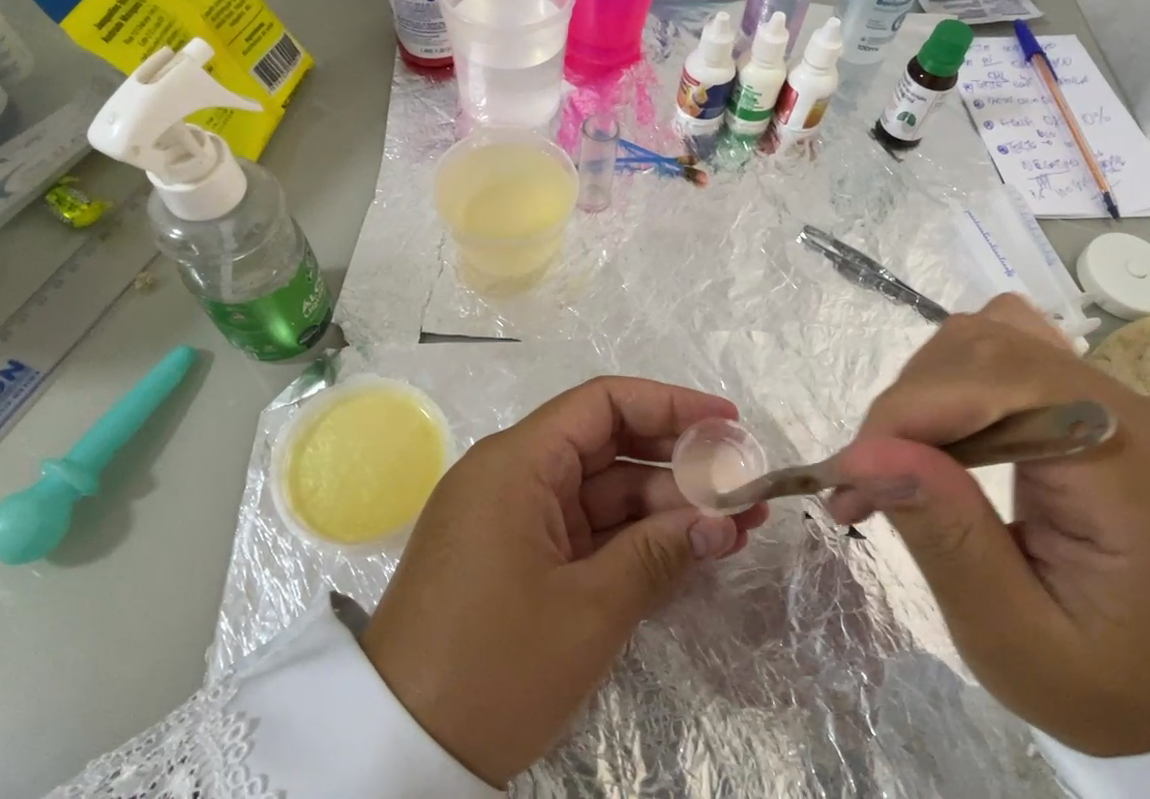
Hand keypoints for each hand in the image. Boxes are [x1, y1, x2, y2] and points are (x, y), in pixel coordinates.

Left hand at [361, 377, 769, 784]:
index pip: (602, 404)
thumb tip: (725, 521)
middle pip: (607, 447)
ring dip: (665, 508)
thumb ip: (660, 552)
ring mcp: (513, 521)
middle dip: (679, 466)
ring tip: (738, 527)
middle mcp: (511, 478)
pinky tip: (688, 551)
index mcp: (516, 464)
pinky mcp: (516, 560)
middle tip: (745, 488)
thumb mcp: (590, 608)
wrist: (404, 746)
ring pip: (602, 494)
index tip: (730, 426)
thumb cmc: (495, 666)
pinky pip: (584, 531)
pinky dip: (633, 539)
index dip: (671, 405)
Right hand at [827, 295, 1149, 756]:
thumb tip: (864, 453)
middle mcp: (1142, 414)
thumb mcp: (1014, 642)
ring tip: (898, 473)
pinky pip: (1008, 361)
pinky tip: (941, 447)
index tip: (848, 475)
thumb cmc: (1103, 689)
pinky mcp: (1098, 407)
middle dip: (909, 408)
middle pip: (991, 348)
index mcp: (1140, 472)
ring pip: (990, 341)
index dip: (913, 408)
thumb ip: (947, 539)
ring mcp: (1123, 403)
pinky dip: (952, 392)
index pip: (1005, 380)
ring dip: (924, 397)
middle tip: (863, 489)